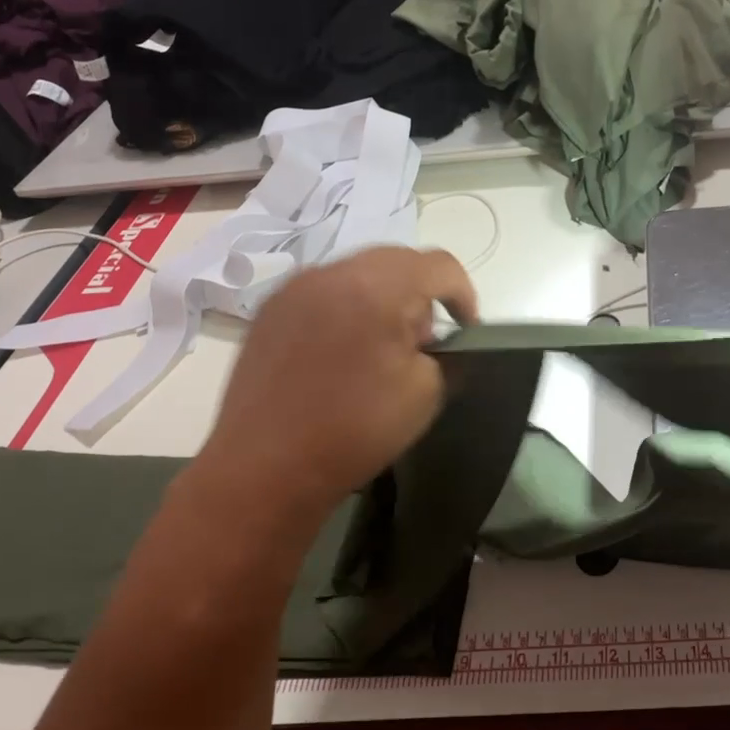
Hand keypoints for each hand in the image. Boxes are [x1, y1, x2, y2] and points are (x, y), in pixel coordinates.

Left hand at [202, 247, 477, 508]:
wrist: (264, 469)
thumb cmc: (355, 431)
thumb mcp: (426, 391)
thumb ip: (440, 348)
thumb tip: (428, 336)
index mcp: (377, 288)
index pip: (440, 265)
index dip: (463, 294)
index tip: (465, 330)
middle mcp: (333, 273)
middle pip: (398, 260)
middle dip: (421, 293)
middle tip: (423, 340)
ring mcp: (295, 287)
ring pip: (359, 271)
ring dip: (383, 296)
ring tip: (380, 345)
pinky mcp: (270, 308)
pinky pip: (325, 290)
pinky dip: (346, 307)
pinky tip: (342, 351)